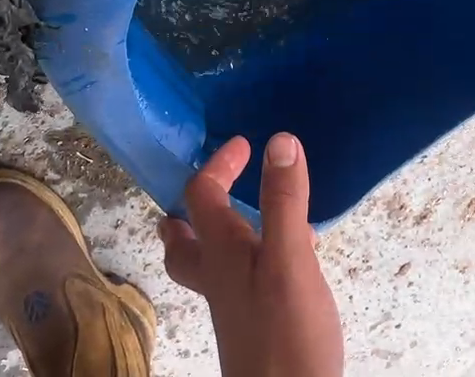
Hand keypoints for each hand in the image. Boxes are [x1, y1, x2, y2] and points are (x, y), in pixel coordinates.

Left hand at [159, 134, 343, 376]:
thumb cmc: (287, 332)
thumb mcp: (290, 258)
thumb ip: (283, 201)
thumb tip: (279, 141)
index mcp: (220, 252)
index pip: (201, 194)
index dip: (219, 164)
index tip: (245, 144)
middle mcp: (218, 277)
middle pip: (184, 241)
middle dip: (191, 211)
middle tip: (211, 188)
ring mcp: (234, 305)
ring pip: (211, 261)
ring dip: (220, 232)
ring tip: (249, 215)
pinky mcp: (255, 325)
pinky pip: (241, 278)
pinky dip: (253, 256)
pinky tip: (289, 258)